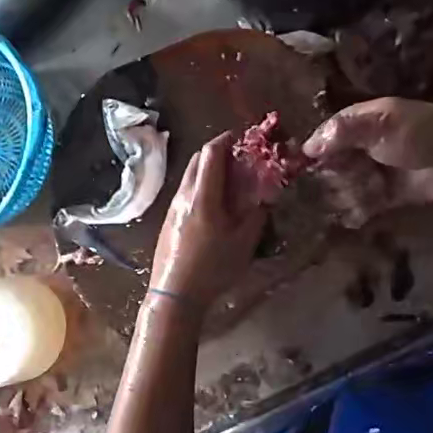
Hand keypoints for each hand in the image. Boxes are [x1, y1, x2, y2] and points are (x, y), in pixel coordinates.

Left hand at [148, 133, 264, 312]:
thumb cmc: (213, 269)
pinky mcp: (168, 220)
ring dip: (209, 169)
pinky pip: (186, 192)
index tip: (243, 138)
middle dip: (218, 151)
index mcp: (202, 196)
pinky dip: (201, 186)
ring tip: (231, 181)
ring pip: (190, 176)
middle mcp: (183, 196)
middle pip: (197, 160)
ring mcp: (172, 208)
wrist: (174, 294)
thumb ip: (256, 215)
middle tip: (240, 158)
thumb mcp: (244, 243)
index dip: (227, 139)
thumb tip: (264, 197)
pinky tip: (215, 203)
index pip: (211, 153)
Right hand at [303, 98, 432, 211]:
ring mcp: (368, 175)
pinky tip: (361, 209)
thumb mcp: (381, 122)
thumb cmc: (421, 132)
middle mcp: (356, 151)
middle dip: (333, 177)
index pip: (320, 141)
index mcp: (354, 127)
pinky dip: (355, 211)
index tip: (308, 166)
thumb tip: (306, 148)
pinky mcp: (381, 198)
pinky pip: (357, 207)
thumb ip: (342, 132)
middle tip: (351, 176)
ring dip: (348, 193)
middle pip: (327, 169)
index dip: (313, 154)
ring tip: (369, 189)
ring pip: (339, 190)